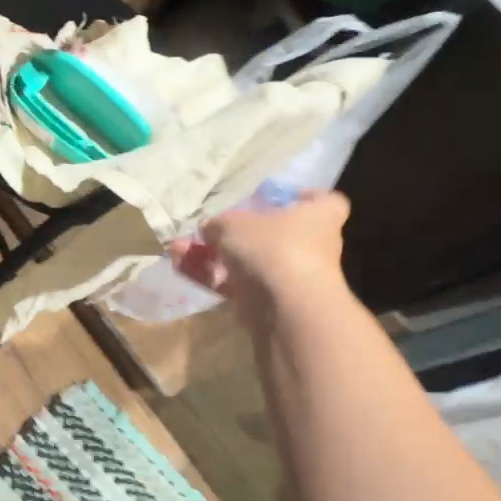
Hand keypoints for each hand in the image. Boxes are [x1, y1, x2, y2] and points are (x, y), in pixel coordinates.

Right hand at [169, 191, 351, 308]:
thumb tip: (210, 226)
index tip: (278, 198)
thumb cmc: (271, 247)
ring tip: (177, 248)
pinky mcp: (268, 298)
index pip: (323, 201)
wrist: (284, 303)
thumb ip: (219, 222)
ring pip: (247, 260)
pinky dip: (209, 275)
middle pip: (274, 233)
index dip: (303, 197)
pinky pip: (235, 282)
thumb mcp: (233, 223)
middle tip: (208, 229)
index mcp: (317, 217)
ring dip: (212, 255)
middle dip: (239, 232)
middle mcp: (310, 245)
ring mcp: (289, 274)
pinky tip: (179, 267)